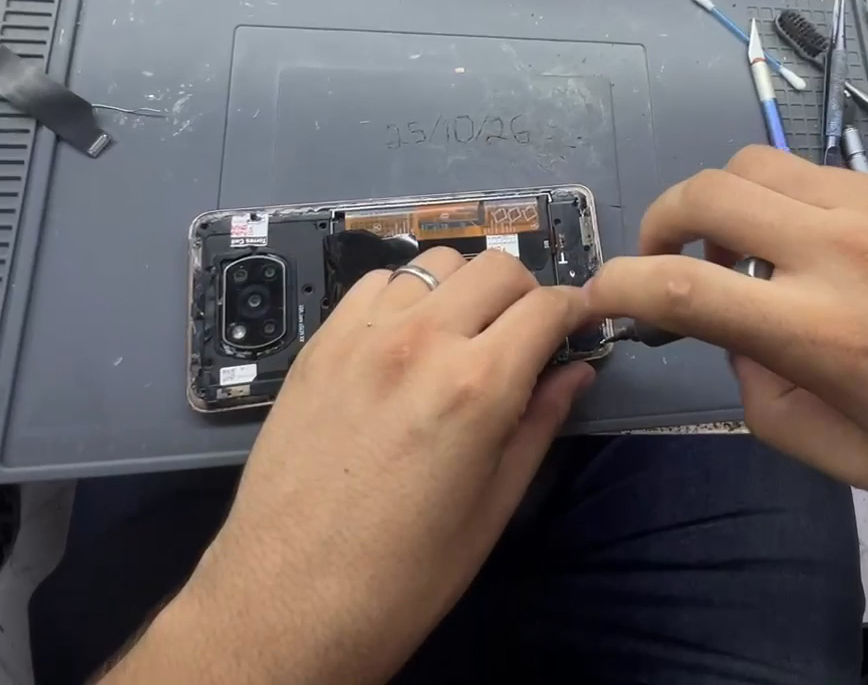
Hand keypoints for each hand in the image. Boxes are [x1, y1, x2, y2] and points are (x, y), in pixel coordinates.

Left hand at [119, 248, 595, 684]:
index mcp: (478, 385)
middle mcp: (424, 339)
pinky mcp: (321, 341)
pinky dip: (408, 293)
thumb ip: (542, 422)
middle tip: (525, 332)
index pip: (547, 306)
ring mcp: (365, 333)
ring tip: (464, 328)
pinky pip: (378, 282)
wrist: (285, 604)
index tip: (582, 319)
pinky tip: (405, 333)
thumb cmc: (406, 573)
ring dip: (467, 286)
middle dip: (527, 292)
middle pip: (498, 266)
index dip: (576, 307)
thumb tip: (579, 370)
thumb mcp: (495, 505)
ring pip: (438, 263)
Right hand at [584, 146, 867, 528]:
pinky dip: (780, 200)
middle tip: (666, 263)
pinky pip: (815, 173)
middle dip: (658, 222)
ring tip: (740, 253)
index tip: (597, 296)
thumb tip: (739, 343)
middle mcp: (843, 249)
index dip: (619, 288)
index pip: (682, 290)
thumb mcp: (866, 463)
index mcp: (828, 333)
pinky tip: (814, 247)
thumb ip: (772, 403)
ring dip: (719, 203)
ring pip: (756, 165)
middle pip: (706, 192)